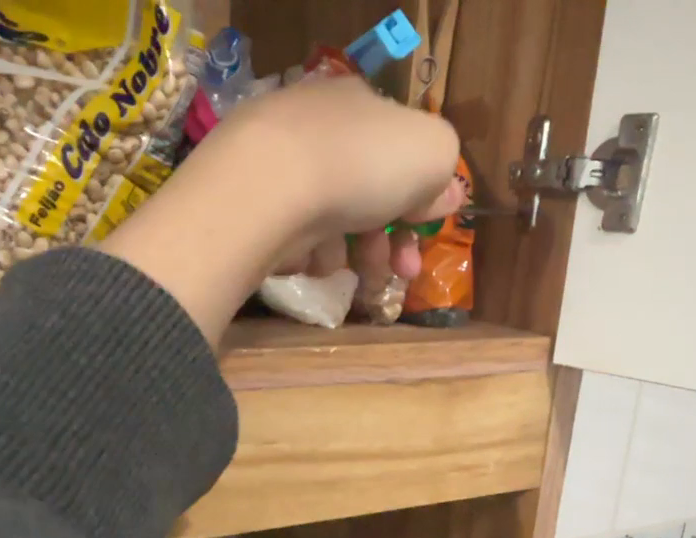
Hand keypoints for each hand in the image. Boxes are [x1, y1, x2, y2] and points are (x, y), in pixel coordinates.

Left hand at [219, 77, 464, 281]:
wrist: (271, 189)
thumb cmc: (362, 165)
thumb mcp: (433, 153)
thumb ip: (445, 171)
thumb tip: (443, 194)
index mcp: (360, 104)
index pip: (398, 150)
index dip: (421, 195)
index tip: (427, 230)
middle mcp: (316, 128)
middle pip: (367, 193)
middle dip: (391, 240)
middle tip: (403, 273)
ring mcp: (279, 166)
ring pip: (332, 222)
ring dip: (354, 255)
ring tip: (357, 275)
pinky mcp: (251, 206)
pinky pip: (294, 238)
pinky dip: (310, 255)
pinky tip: (313, 261)